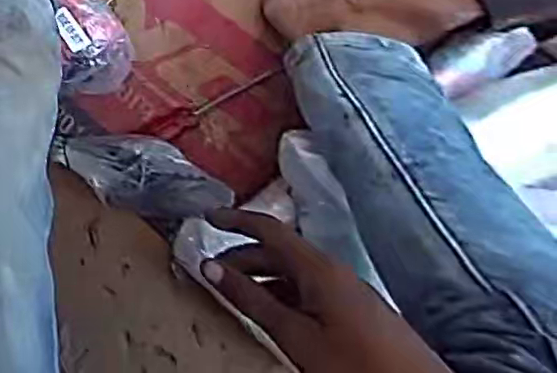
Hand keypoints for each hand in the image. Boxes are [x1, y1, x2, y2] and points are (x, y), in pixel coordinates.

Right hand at [203, 208, 448, 372]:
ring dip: (265, 278)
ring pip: (298, 274)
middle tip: (216, 270)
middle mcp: (339, 275)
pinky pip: (317, 292)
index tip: (205, 216)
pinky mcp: (370, 318)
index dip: (234, 219)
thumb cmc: (358, 365)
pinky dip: (288, 294)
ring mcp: (358, 297)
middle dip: (243, 257)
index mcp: (320, 269)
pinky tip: (280, 315)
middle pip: (281, 252)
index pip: (269, 228)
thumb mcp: (295, 335)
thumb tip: (206, 265)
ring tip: (243, 295)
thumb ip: (250, 298)